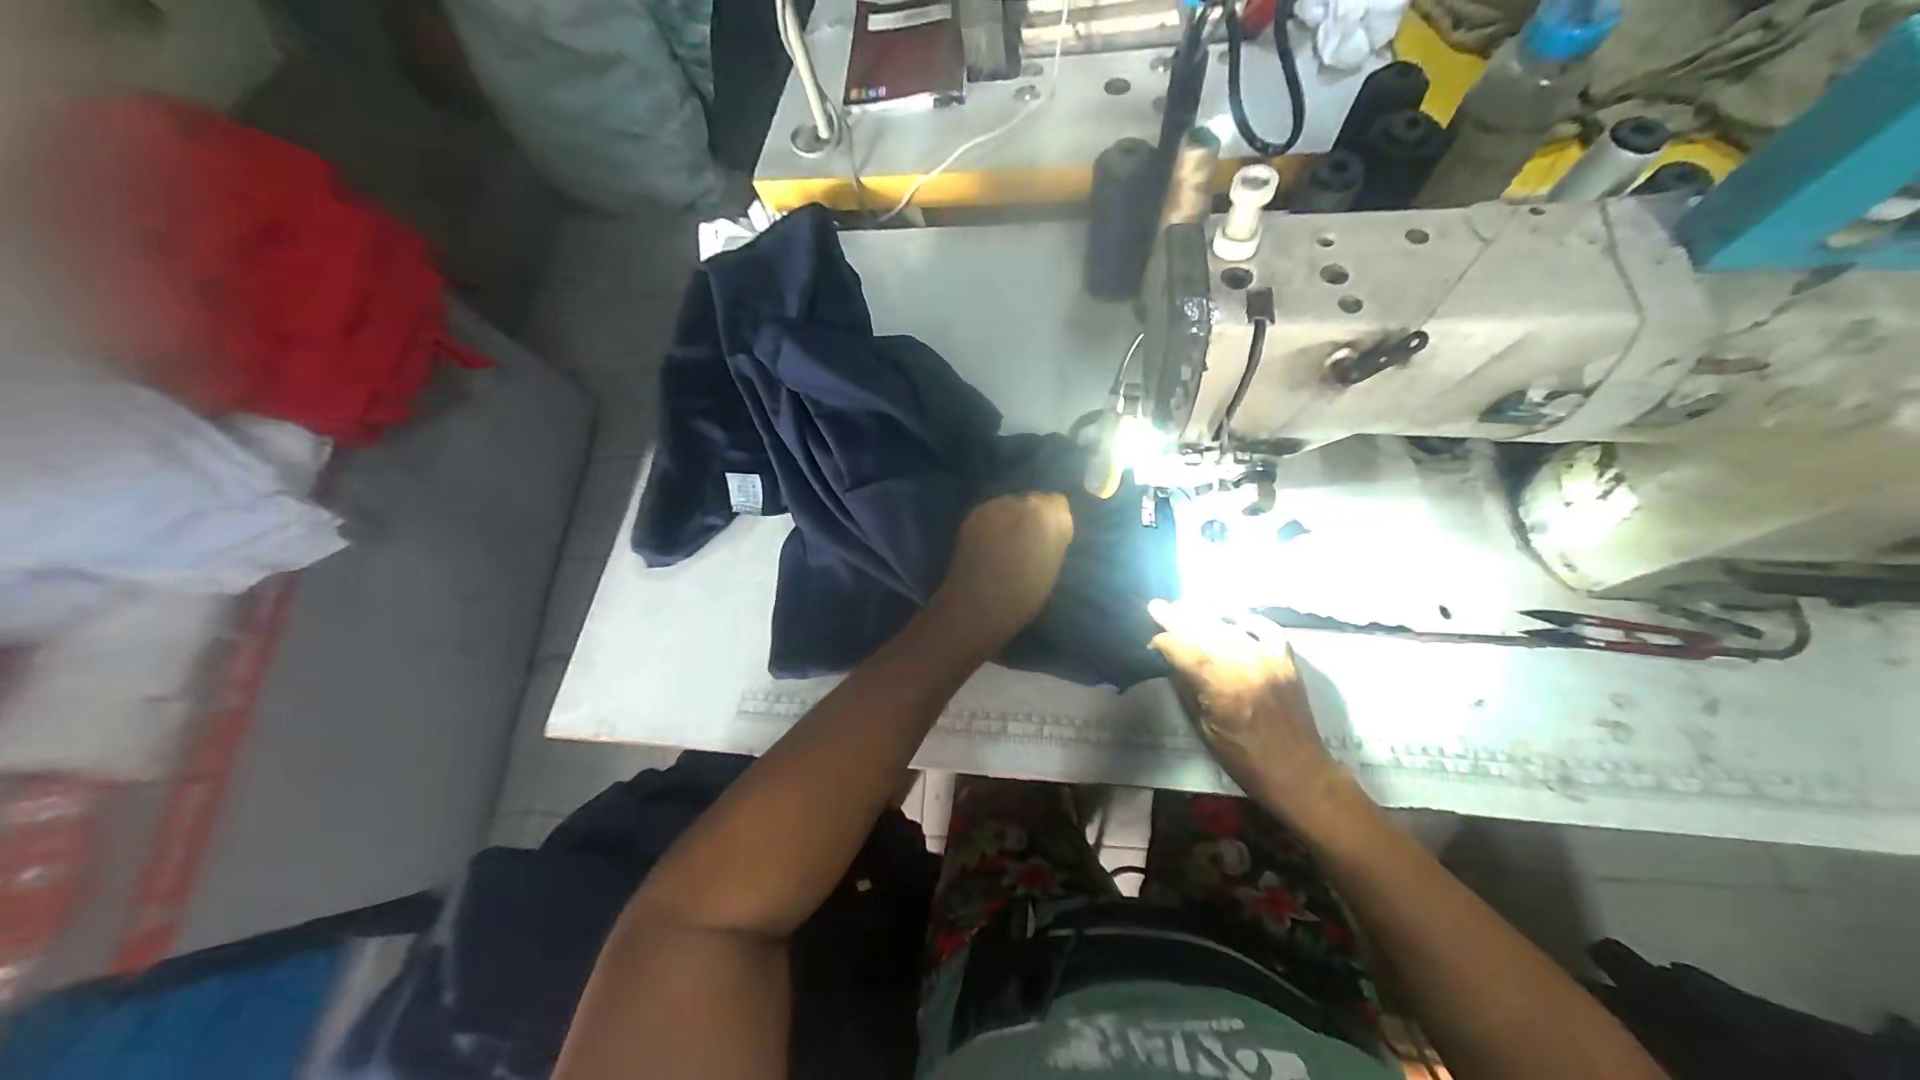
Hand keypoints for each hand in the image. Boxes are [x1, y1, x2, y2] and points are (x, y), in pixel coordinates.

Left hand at [929, 493, 1073, 651]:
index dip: (1055, 523)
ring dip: (1011, 518)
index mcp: (1048, 515)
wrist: (976, 606)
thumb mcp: (1052, 567)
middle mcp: (1021, 501)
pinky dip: (992, 524)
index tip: (1050, 542)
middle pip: (1033, 500)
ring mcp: (993, 505)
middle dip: (1032, 517)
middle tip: (1027, 543)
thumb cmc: (1023, 595)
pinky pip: (990, 513)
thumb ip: (1053, 540)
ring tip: (1005, 545)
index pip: (1059, 503)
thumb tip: (1047, 531)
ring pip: (1010, 504)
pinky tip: (987, 545)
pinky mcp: (972, 514)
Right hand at [1148, 600, 1348, 824]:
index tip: (1151, 643)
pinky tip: (1234, 618)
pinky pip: (1265, 629)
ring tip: (1186, 609)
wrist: (1296, 770)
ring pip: (1229, 627)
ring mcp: (1267, 658)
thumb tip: (1169, 660)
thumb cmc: (1242, 757)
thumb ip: (1186, 687)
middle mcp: (1243, 663)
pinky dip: (1248, 621)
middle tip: (1158, 606)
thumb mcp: (1202, 726)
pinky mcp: (1285, 659)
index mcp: (1219, 684)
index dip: (1163, 642)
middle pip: (1203, 630)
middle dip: (1177, 618)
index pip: (1182, 648)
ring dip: (1205, 617)